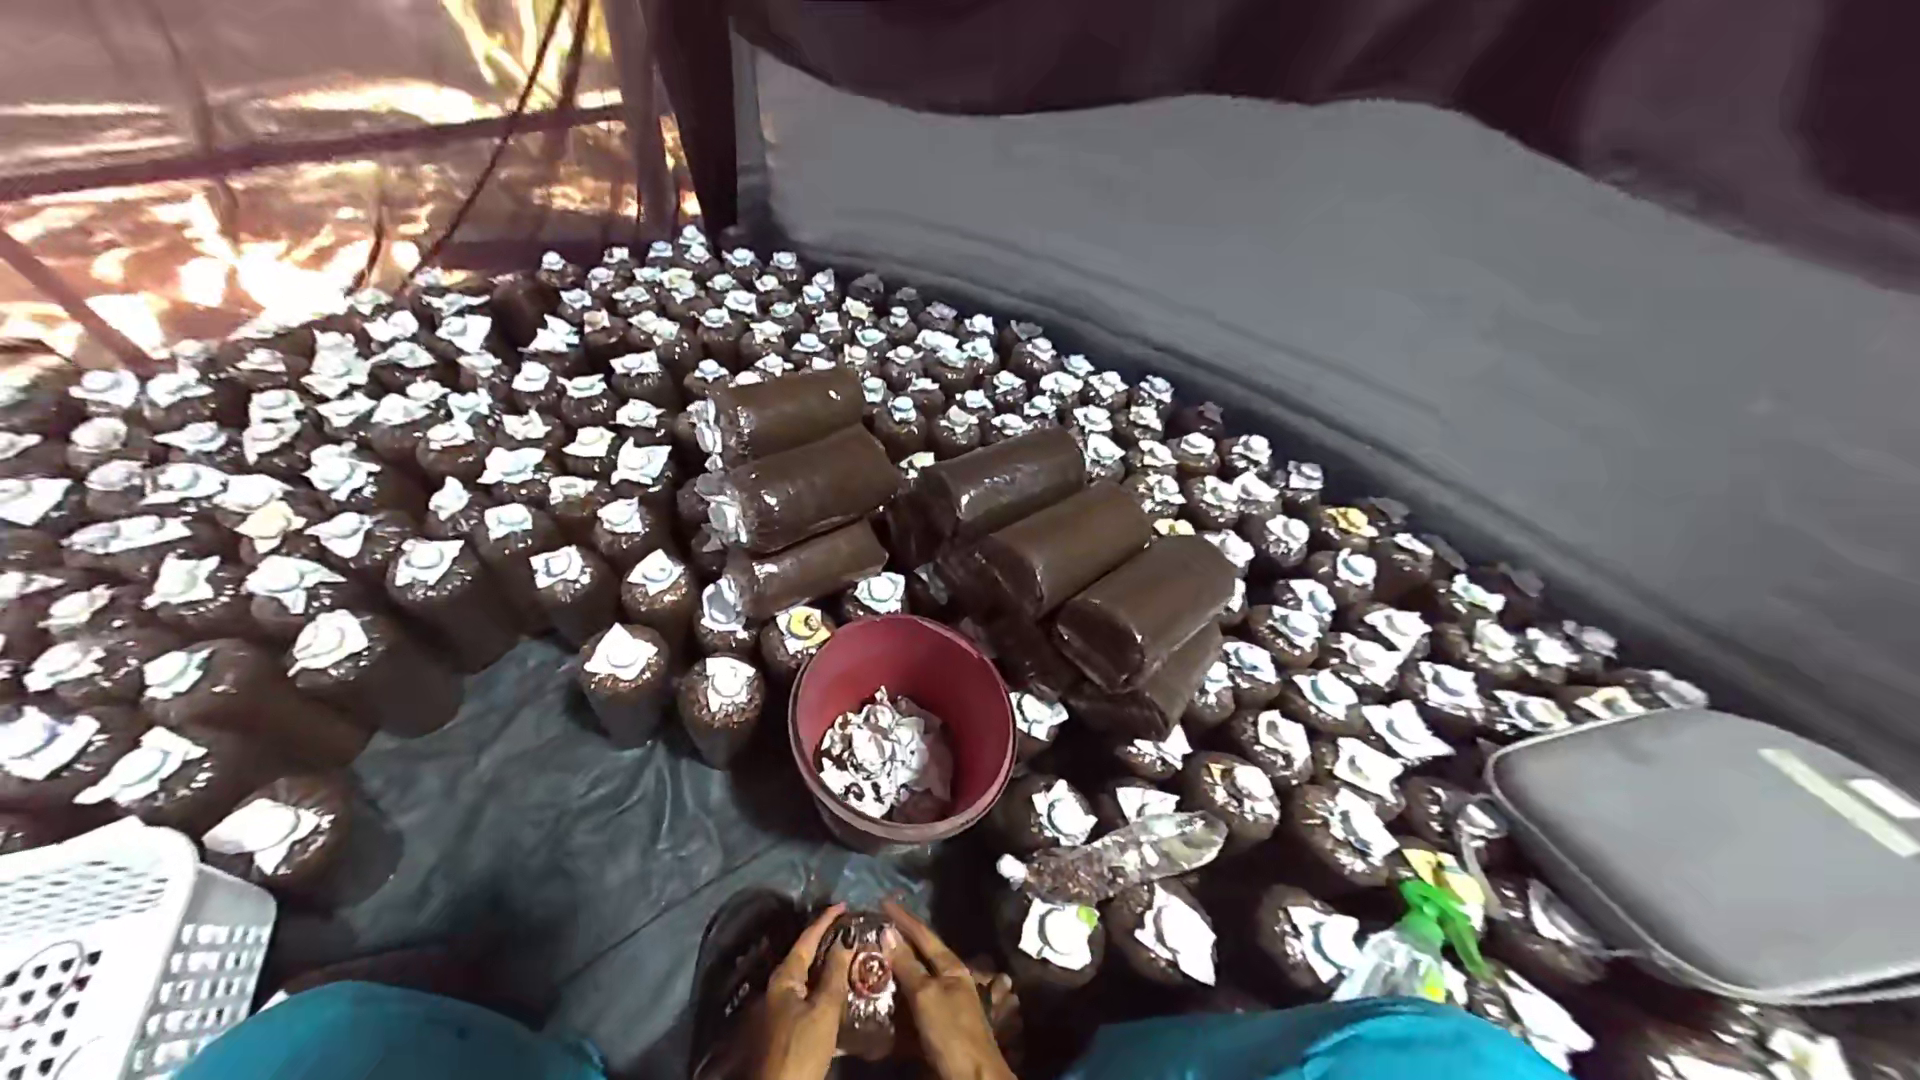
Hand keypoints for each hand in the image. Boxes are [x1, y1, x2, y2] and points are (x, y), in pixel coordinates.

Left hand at [756, 903, 850, 1079]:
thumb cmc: (800, 1049)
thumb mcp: (823, 1009)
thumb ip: (835, 972)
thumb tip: (846, 937)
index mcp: (784, 977)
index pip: (807, 939)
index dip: (826, 920)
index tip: (843, 905)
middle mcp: (778, 988)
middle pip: (805, 956)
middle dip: (828, 942)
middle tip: (851, 931)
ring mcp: (779, 1010)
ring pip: (808, 979)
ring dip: (828, 967)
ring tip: (851, 958)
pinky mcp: (785, 1029)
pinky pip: (808, 998)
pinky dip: (825, 989)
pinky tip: (840, 993)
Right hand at [881, 899, 1015, 1079]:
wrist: (973, 1078)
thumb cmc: (951, 1032)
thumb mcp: (926, 996)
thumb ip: (908, 966)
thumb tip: (889, 933)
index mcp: (951, 966)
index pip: (923, 934)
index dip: (903, 918)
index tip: (884, 901)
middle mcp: (950, 979)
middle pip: (920, 954)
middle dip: (899, 941)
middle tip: (875, 930)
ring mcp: (945, 1002)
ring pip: (916, 978)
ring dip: (896, 968)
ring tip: (874, 960)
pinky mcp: (939, 1024)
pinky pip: (914, 1003)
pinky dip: (899, 996)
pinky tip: (886, 997)